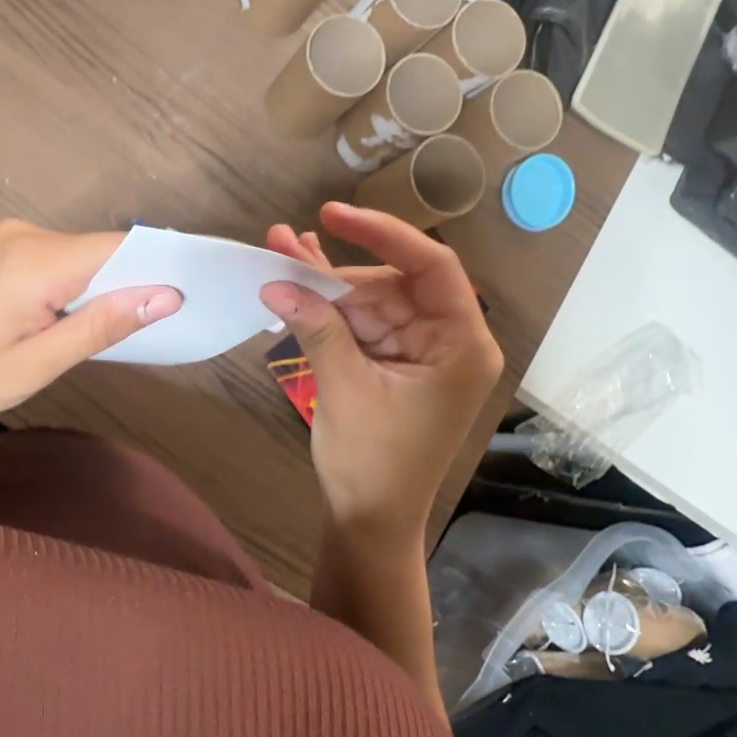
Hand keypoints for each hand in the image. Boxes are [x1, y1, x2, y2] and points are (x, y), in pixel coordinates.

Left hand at [0, 219, 180, 431]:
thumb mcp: (36, 364)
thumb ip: (101, 326)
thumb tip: (166, 296)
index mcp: (34, 259)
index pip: (122, 247)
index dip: (164, 266)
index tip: (200, 292)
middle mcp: (23, 235)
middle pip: (102, 250)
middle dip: (135, 282)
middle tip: (169, 324)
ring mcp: (7, 240)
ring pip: (80, 257)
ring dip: (104, 288)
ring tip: (127, 330)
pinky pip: (55, 262)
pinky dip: (76, 287)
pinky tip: (78, 320)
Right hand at [260, 203, 502, 538]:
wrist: (369, 522)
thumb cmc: (372, 463)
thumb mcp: (343, 388)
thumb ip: (315, 326)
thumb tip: (276, 279)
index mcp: (460, 345)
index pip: (431, 267)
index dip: (383, 232)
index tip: (335, 214)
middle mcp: (447, 342)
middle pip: (392, 284)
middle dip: (337, 269)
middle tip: (282, 243)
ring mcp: (419, 355)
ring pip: (371, 304)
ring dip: (326, 288)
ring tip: (278, 256)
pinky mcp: (393, 368)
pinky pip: (361, 328)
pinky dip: (329, 314)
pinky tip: (295, 287)